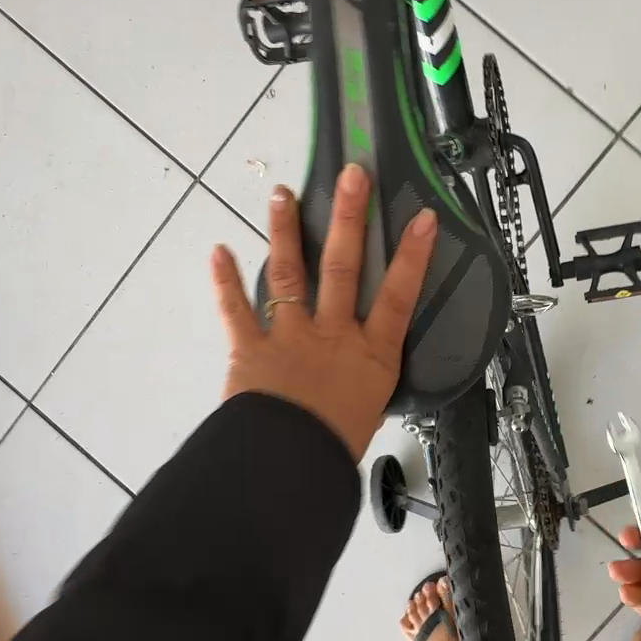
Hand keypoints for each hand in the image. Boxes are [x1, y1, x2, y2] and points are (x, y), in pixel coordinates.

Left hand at [209, 165, 435, 460]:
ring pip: (290, 276)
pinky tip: (218, 250)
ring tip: (282, 194)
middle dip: (349, 219)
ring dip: (285, 232)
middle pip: (344, 268)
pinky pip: (237, 311)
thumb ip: (365, 383)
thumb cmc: (336, 446)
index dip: (413, 255)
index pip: (398, 295)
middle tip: (350, 175)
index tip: (422, 217)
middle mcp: (333, 334)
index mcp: (371, 353)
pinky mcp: (250, 349)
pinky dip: (225, 281)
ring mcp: (290, 337)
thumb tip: (359, 378)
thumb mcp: (370, 411)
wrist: (288, 465)